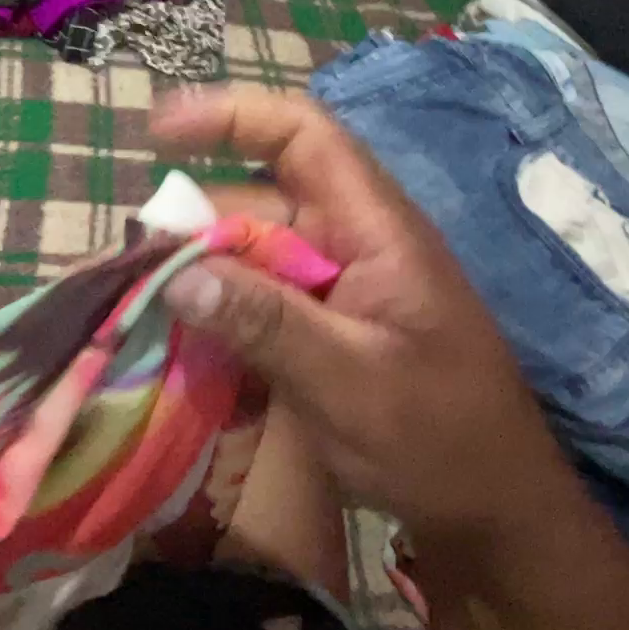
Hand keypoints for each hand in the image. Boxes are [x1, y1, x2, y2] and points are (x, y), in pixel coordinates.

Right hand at [151, 86, 577, 537]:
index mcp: (372, 227)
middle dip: (191, 223)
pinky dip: (212, 307)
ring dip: (195, 270)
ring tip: (142, 305)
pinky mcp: (313, 320)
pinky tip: (177, 337)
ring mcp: (327, 282)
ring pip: (243, 249)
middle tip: (136, 270)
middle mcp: (345, 239)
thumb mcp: (353, 381)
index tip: (158, 130)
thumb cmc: (442, 439)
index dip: (232, 117)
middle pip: (253, 199)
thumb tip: (177, 275)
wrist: (492, 512)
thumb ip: (267, 324)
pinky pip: (248, 294)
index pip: (303, 135)